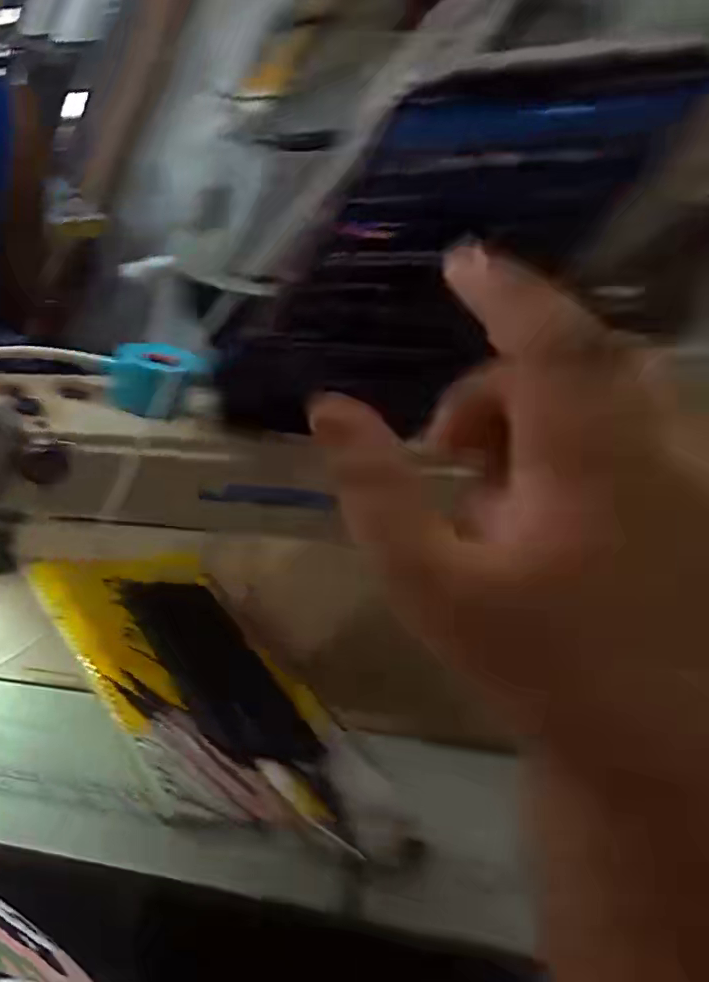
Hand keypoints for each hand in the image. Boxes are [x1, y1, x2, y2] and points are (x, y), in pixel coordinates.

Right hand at [310, 244, 708, 780]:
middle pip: (583, 368)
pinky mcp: (688, 508)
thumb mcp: (418, 571)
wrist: (663, 744)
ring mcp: (686, 485)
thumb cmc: (526, 656)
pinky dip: (548, 449)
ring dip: (517, 421)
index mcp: (595, 473)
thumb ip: (373, 481)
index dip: (509, 296)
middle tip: (438, 447)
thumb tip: (329, 404)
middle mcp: (662, 461)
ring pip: (600, 403)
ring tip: (468, 490)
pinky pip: (617, 439)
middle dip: (494, 385)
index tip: (461, 257)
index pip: (556, 353)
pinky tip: (513, 511)